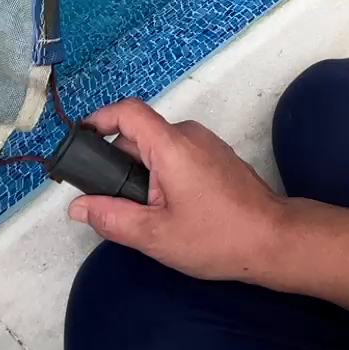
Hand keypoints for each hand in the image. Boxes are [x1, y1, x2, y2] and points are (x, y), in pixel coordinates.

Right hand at [67, 99, 293, 281]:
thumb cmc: (214, 236)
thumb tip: (78, 206)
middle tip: (107, 202)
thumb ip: (112, 217)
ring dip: (141, 172)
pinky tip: (165, 208)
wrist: (270, 237)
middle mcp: (189, 134)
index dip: (99, 119)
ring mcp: (205, 143)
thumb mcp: (155, 235)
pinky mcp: (215, 155)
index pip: (129, 112)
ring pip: (158, 147)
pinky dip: (161, 173)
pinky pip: (176, 154)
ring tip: (140, 214)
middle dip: (117, 164)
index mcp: (171, 145)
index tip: (78, 139)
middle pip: (140, 134)